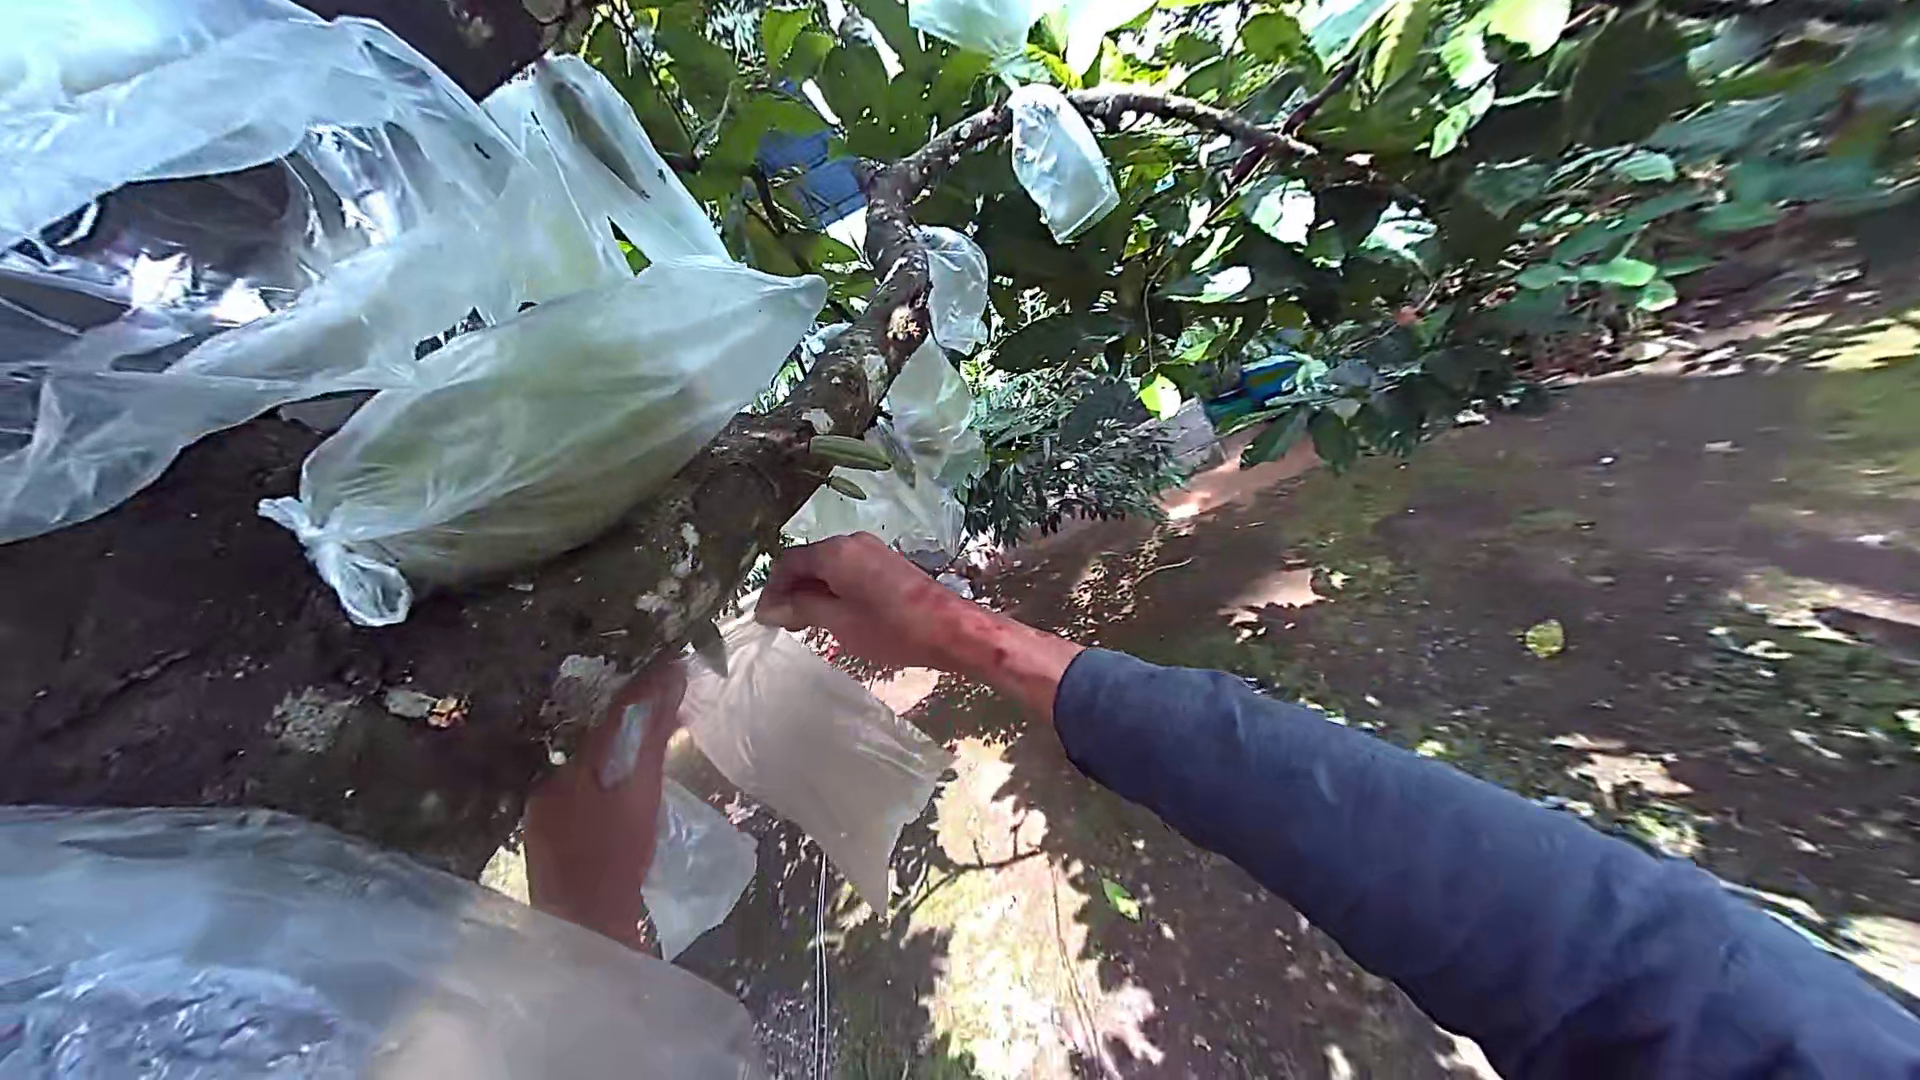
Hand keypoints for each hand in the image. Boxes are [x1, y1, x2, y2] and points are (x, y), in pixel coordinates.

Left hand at [523, 662, 683, 948]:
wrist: (588, 930)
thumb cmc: (621, 857)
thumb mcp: (644, 792)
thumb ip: (655, 737)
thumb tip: (670, 680)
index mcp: (574, 772)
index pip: (616, 718)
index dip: (647, 689)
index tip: (674, 661)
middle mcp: (554, 785)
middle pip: (605, 737)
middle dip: (639, 714)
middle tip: (676, 697)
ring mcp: (549, 812)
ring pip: (597, 761)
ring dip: (629, 743)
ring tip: (663, 734)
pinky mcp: (553, 834)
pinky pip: (590, 785)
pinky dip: (616, 770)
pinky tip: (634, 778)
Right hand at [756, 533, 1082, 717]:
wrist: (950, 629)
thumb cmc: (892, 629)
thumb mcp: (840, 622)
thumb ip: (802, 609)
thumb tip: (768, 609)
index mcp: (836, 552)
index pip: (789, 562)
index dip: (772, 589)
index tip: (765, 619)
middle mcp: (852, 541)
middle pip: (808, 560)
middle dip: (791, 590)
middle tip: (784, 624)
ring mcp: (872, 550)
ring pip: (828, 565)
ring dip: (813, 590)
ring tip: (807, 622)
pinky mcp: (886, 562)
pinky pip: (848, 569)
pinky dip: (834, 588)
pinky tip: (834, 613)